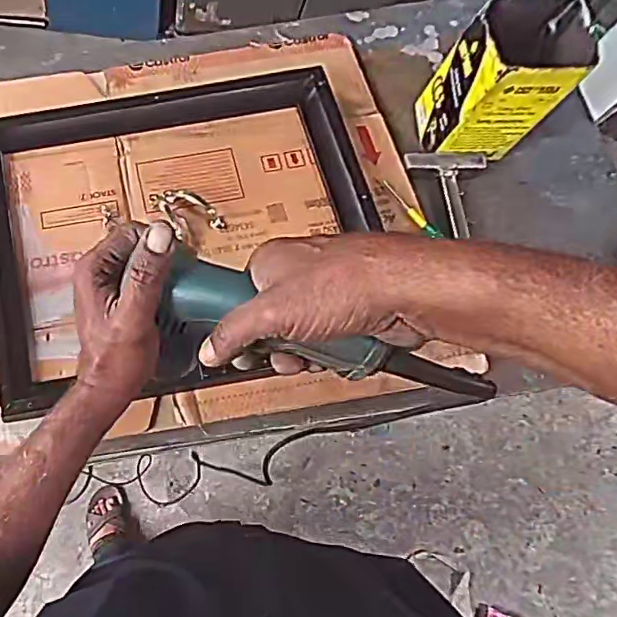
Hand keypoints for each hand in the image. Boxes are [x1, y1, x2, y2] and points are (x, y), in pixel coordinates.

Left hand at [72, 220, 175, 406]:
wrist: (110, 388)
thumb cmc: (116, 360)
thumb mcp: (134, 314)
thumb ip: (146, 274)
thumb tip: (159, 235)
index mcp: (93, 269)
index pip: (130, 232)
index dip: (157, 242)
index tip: (176, 259)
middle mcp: (97, 272)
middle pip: (138, 244)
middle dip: (162, 256)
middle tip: (178, 277)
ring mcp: (108, 285)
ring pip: (143, 260)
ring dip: (163, 271)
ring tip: (174, 290)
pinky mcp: (121, 298)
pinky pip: (145, 278)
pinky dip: (160, 284)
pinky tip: (168, 300)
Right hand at [199, 233, 445, 373]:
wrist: (407, 293)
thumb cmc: (352, 282)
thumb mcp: (274, 312)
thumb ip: (233, 331)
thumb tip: (209, 349)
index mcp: (269, 261)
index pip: (231, 297)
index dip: (231, 326)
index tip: (228, 347)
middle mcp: (295, 275)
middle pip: (264, 325)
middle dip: (273, 348)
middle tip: (280, 351)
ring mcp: (322, 297)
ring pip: (295, 339)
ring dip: (302, 355)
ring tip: (315, 351)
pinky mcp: (345, 316)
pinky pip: (322, 344)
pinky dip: (327, 354)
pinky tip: (337, 350)